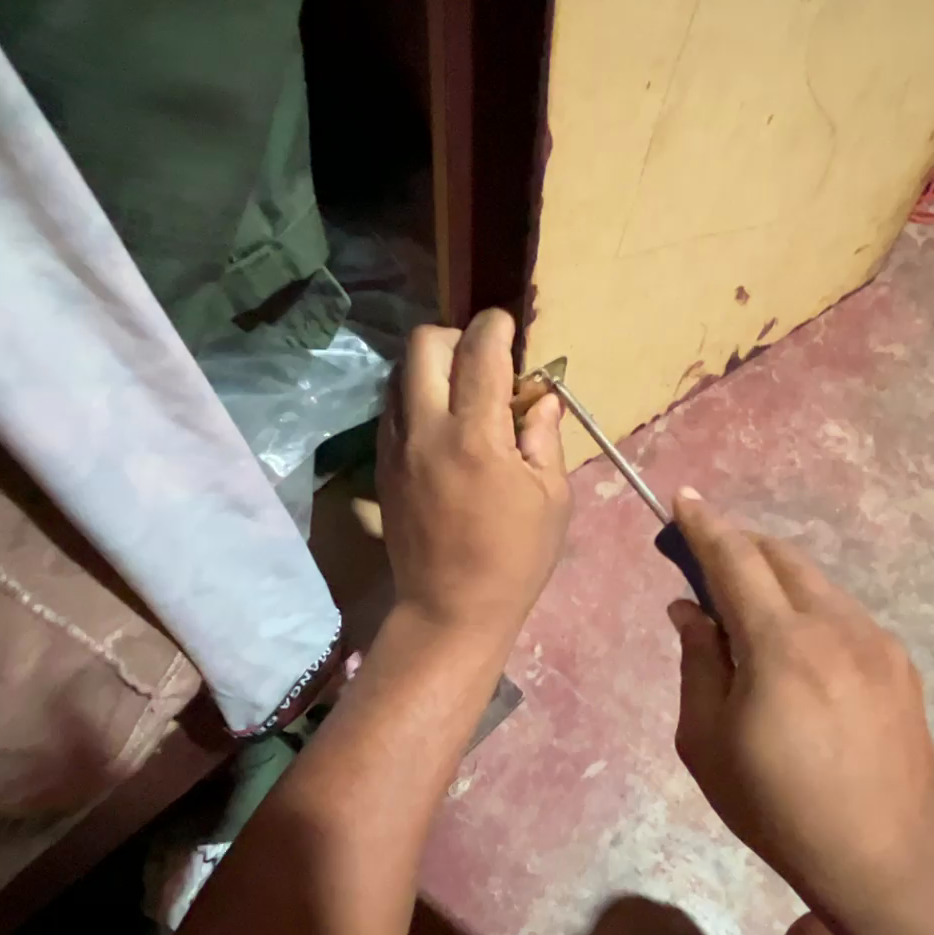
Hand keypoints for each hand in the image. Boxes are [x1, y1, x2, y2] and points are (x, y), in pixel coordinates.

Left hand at [377, 309, 569, 642]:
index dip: (496, 326)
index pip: (480, 352)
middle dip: (456, 336)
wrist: (449, 610)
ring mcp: (396, 446)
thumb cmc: (514, 559)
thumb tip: (541, 398)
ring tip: (461, 393)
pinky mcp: (381, 465)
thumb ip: (545, 438)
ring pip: (400, 372)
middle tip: (483, 362)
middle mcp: (427, 429)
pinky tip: (440, 424)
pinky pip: (391, 407)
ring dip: (432, 366)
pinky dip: (415, 397)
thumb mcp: (552, 499)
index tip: (508, 325)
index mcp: (477, 436)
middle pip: (424, 344)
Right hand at [667, 492, 933, 912]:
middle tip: (705, 564)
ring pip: (814, 580)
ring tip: (748, 617)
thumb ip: (696, 661)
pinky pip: (841, 612)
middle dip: (738, 545)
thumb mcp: (706, 740)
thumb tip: (689, 609)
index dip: (704, 526)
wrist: (885, 859)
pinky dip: (805, 608)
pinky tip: (796, 654)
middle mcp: (835, 626)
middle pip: (780, 555)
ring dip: (773, 578)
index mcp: (780, 645)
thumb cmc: (776, 808)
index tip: (682, 499)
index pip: (734, 560)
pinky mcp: (899, 661)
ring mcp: (876, 640)